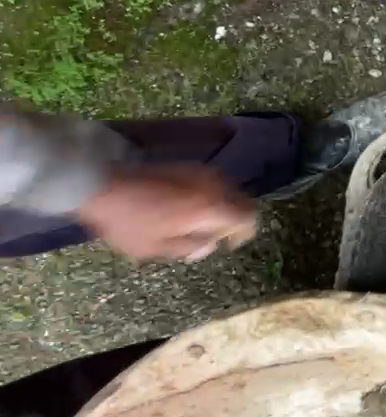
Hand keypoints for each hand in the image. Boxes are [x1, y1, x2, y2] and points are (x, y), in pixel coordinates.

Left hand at [75, 165, 257, 260]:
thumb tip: (210, 247)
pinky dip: (212, 196)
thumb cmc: (129, 223)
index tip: (232, 244)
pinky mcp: (195, 168)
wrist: (107, 188)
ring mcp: (208, 175)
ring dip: (223, 206)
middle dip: (234, 220)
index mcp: (213, 209)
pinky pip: (216, 184)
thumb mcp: (152, 247)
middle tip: (216, 234)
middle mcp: (219, 188)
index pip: (248, 218)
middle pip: (244, 203)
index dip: (245, 232)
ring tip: (202, 220)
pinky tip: (191, 205)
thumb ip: (187, 248)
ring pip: (230, 192)